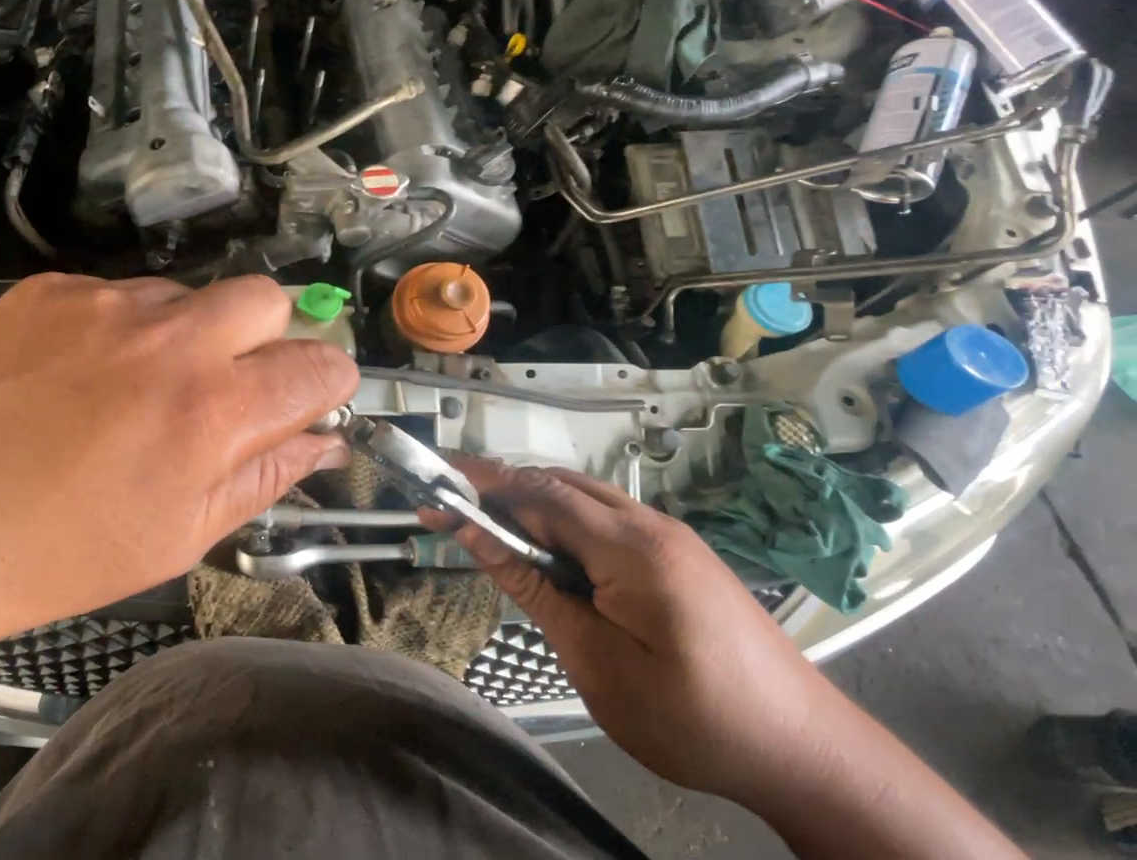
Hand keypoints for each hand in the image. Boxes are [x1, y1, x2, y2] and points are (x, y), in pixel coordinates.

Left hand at [0, 274, 357, 659]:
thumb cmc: (51, 557)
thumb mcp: (173, 539)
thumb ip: (262, 479)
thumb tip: (324, 442)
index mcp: (212, 409)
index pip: (319, 365)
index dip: (327, 383)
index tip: (308, 401)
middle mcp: (168, 337)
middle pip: (265, 299)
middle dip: (267, 340)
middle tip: (225, 390)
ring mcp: (100, 303)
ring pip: (185, 294)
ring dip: (186, 334)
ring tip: (132, 391)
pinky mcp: (44, 290)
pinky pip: (112, 293)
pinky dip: (116, 328)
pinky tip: (73, 377)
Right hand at [420, 462, 849, 808]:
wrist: (806, 753)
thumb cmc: (693, 717)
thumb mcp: (595, 659)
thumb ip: (533, 587)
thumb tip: (474, 533)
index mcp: (633, 547)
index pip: (539, 493)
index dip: (481, 487)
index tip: (432, 488)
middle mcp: (654, 526)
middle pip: (560, 484)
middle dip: (500, 487)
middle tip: (448, 505)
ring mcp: (673, 541)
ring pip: (586, 499)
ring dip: (532, 505)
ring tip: (485, 527)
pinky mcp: (683, 561)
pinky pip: (609, 523)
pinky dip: (565, 526)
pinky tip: (547, 555)